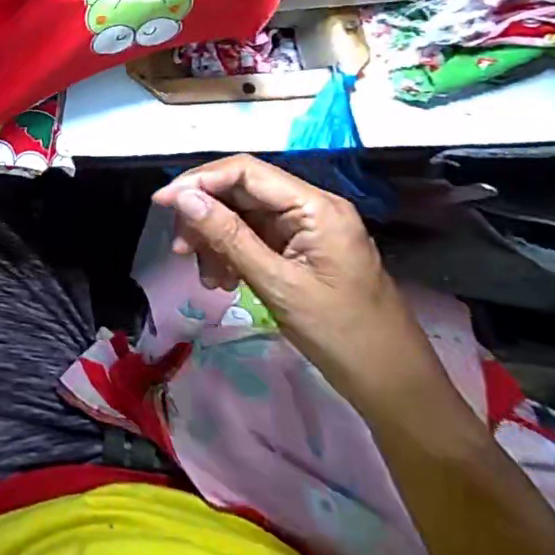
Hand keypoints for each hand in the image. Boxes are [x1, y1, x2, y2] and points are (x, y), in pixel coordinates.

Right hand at [151, 155, 435, 400]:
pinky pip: (252, 239)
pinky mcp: (299, 250)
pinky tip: (222, 281)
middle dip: (204, 215)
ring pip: (240, 216)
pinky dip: (229, 255)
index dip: (198, 181)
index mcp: (315, 207)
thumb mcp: (277, 283)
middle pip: (239, 191)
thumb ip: (228, 236)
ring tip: (207, 277)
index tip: (162, 204)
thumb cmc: (341, 333)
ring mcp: (304, 230)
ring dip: (214, 240)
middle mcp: (309, 208)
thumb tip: (182, 198)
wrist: (392, 383)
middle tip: (181, 249)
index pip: (245, 171)